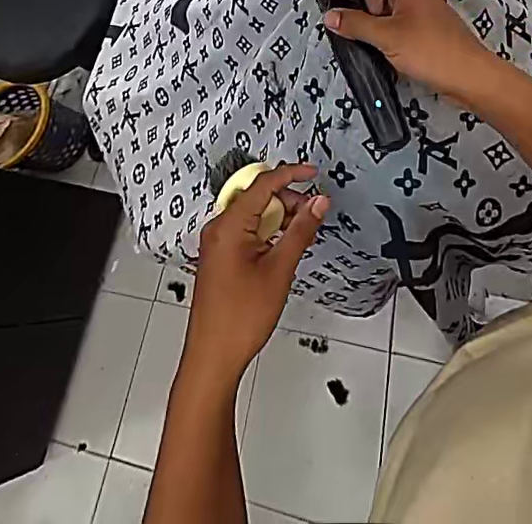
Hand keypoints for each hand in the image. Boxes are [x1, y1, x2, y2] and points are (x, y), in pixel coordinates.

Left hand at [184, 163, 328, 378]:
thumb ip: (301, 230)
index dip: (291, 174)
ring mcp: (217, 245)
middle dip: (288, 199)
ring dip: (280, 216)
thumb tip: (317, 203)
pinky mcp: (221, 257)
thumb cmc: (238, 320)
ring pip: (254, 214)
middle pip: (258, 197)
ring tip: (301, 233)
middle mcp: (218, 231)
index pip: (263, 185)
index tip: (312, 173)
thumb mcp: (280, 269)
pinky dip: (269, 231)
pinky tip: (285, 247)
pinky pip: (248, 230)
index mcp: (229, 227)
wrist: (213, 359)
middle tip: (312, 211)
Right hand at [324, 0, 503, 99]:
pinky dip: (400, 45)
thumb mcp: (385, 37)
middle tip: (378, 36)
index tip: (364, 16)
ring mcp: (429, 17)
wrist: (468, 77)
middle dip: (374, 19)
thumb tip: (332, 16)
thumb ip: (355, 24)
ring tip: (392, 51)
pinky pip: (407, 34)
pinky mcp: (433, 36)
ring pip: (395, 19)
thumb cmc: (436, 52)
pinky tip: (403, 60)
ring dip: (387, 35)